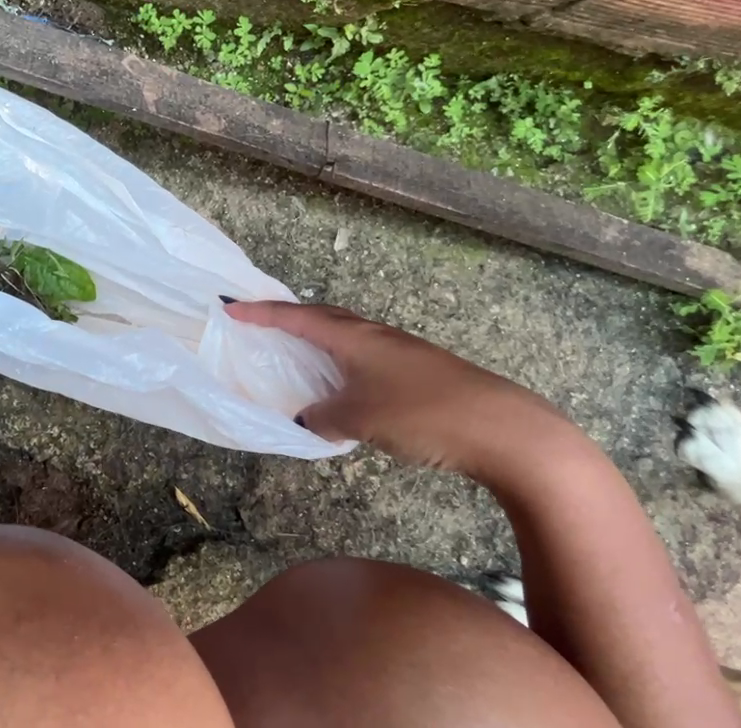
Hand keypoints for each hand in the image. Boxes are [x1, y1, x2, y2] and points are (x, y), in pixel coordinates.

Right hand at [225, 300, 568, 477]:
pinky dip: (345, 362)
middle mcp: (376, 336)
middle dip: (289, 317)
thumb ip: (321, 418)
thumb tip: (307, 418)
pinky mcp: (426, 372)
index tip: (227, 306)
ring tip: (300, 353)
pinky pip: (368, 356)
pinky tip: (347, 385)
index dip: (259, 313)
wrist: (513, 434)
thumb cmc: (424, 415)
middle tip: (261, 321)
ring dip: (320, 339)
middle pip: (323, 317)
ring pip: (349, 337)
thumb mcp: (358, 420)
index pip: (295, 317)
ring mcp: (405, 352)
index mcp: (353, 338)